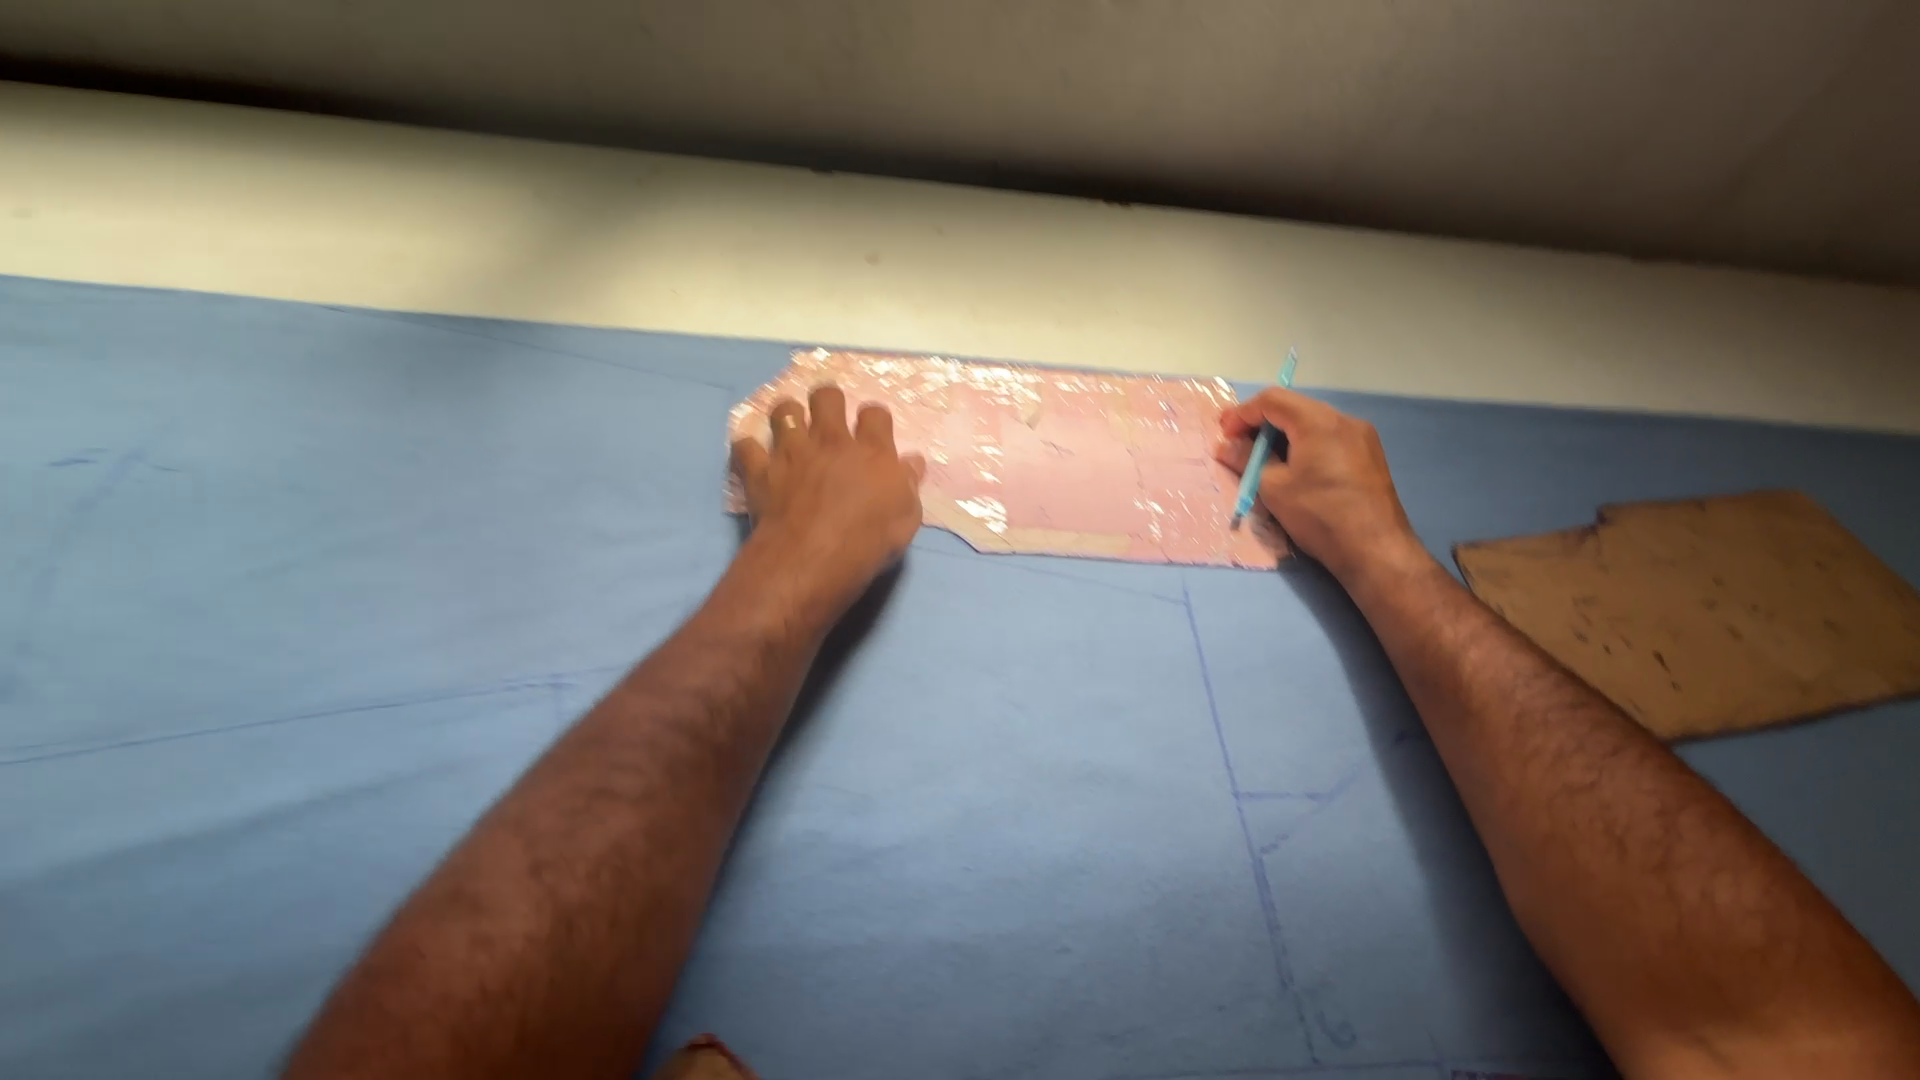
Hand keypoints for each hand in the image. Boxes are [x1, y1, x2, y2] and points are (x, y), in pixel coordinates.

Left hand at [731, 384, 925, 620]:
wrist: (814, 558)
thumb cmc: (869, 542)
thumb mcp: (906, 518)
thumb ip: (908, 484)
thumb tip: (912, 461)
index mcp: (872, 452)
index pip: (875, 413)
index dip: (873, 417)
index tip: (871, 429)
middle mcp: (831, 441)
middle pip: (827, 397)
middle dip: (827, 401)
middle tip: (827, 418)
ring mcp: (792, 453)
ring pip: (784, 410)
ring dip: (787, 416)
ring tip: (790, 430)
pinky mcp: (761, 471)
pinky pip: (746, 446)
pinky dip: (748, 450)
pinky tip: (754, 458)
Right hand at [1214, 387, 1427, 584]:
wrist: (1375, 549)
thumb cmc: (1319, 515)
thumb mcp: (1273, 487)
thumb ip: (1246, 459)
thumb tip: (1225, 446)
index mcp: (1318, 421)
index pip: (1272, 400)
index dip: (1242, 413)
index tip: (1224, 435)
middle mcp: (1344, 420)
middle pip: (1294, 408)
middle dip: (1261, 423)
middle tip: (1237, 445)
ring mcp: (1362, 437)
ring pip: (1311, 423)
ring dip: (1282, 435)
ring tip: (1263, 460)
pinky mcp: (1369, 455)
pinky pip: (1328, 438)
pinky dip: (1304, 445)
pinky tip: (1294, 468)